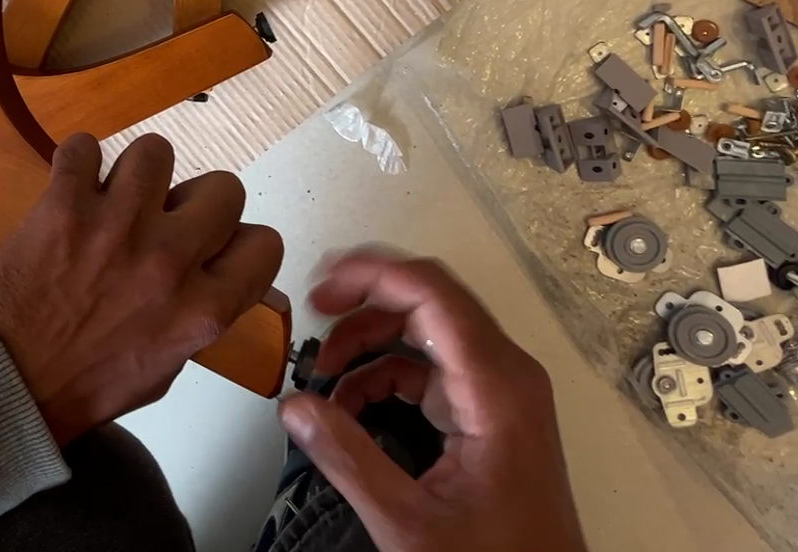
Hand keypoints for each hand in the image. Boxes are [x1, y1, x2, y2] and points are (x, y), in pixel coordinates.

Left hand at [0, 133, 283, 444]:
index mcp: (202, 309)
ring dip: (138, 173)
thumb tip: (216, 269)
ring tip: (114, 196)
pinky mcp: (66, 205)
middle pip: (224, 187)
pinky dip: (78, 159)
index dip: (239, 240)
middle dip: (196, 199)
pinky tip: (74, 184)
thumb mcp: (168, 365)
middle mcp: (170, 260)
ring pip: (157, 151)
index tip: (212, 244)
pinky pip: (84, 147)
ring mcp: (118, 226)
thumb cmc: (91, 381)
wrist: (12, 383)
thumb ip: (201, 314)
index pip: (264, 243)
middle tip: (164, 217)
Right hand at [276, 250, 586, 551]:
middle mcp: (504, 371)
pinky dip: (384, 370)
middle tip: (314, 315)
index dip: (371, 274)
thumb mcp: (411, 523)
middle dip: (362, 301)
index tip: (321, 285)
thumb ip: (347, 458)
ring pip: (423, 327)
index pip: (430, 292)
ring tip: (325, 369)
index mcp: (496, 386)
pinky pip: (427, 362)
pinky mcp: (487, 406)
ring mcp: (498, 386)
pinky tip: (351, 401)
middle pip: (425, 299)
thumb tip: (294, 405)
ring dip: (368, 337)